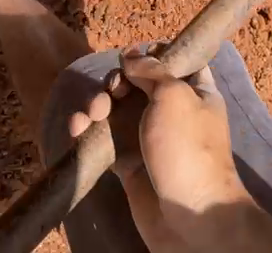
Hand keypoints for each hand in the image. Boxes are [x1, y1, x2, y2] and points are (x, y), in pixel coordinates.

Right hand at [72, 47, 271, 251]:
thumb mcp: (174, 95)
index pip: (174, 60)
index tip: (132, 56)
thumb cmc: (187, 148)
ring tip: (91, 114)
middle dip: (116, 81)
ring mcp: (149, 135)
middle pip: (137, 81)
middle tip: (112, 90)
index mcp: (194, 91)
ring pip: (116, 107)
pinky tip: (76, 129)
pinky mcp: (129, 160)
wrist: (191, 217)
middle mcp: (171, 110)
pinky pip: (105, 136)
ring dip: (98, 104)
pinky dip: (88, 129)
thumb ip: (151, 69)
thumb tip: (131, 56)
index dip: (151, 53)